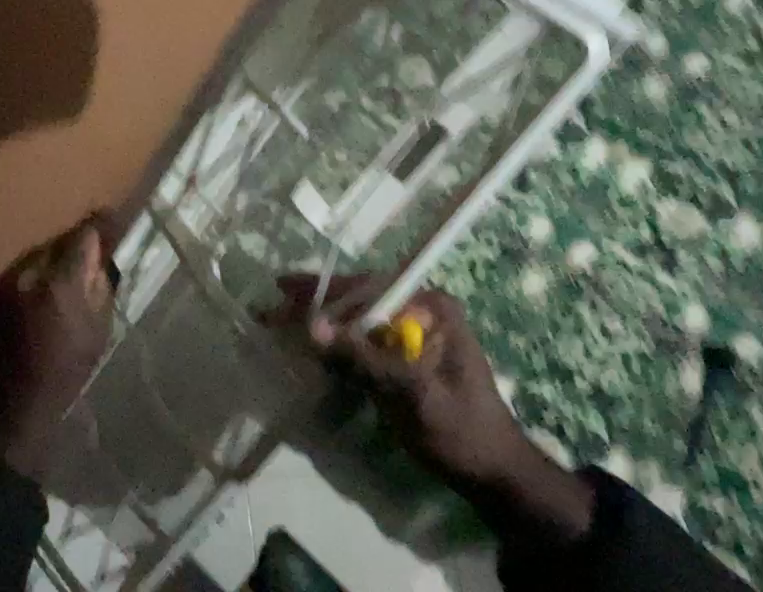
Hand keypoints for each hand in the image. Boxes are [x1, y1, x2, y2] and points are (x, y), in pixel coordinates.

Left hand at [0, 210, 117, 481]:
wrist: (12, 403)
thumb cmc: (66, 371)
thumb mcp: (99, 329)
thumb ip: (101, 285)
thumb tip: (102, 256)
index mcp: (61, 284)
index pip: (84, 235)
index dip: (100, 225)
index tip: (112, 220)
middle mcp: (28, 272)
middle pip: (59, 241)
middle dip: (75, 245)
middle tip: (91, 253)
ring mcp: (3, 279)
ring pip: (37, 253)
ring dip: (52, 260)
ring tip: (64, 276)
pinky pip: (18, 270)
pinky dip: (31, 276)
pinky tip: (38, 294)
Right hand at [272, 274, 593, 542]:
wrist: (493, 476)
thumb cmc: (459, 431)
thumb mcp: (410, 393)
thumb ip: (362, 357)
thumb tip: (311, 325)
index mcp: (433, 306)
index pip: (369, 286)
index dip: (324, 289)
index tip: (283, 290)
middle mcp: (422, 311)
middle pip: (359, 299)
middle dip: (315, 304)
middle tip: (269, 307)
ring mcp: (414, 335)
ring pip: (356, 321)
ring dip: (319, 323)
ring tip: (276, 322)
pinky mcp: (405, 359)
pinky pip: (363, 343)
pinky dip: (334, 346)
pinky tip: (308, 349)